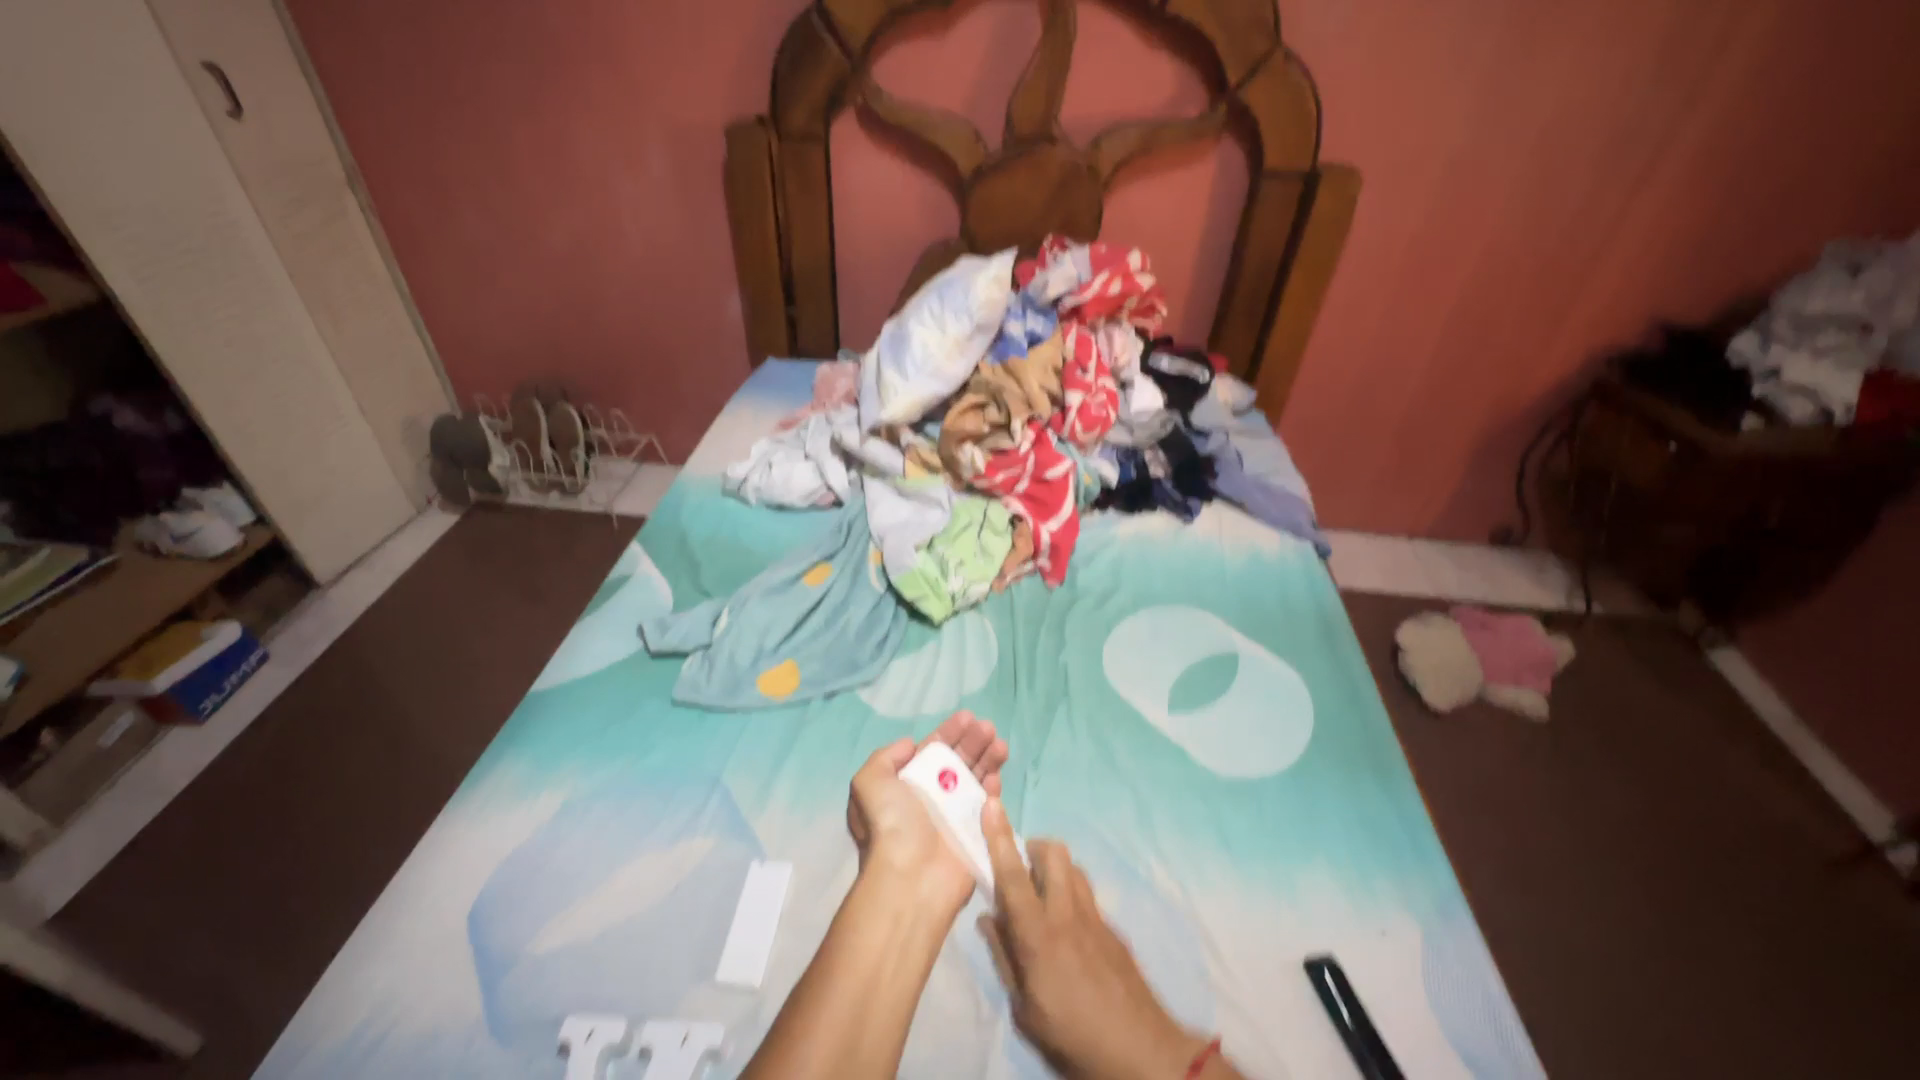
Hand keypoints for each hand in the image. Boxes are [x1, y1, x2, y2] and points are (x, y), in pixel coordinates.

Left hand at [846, 710, 1008, 917]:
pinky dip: (993, 786)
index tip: (967, 717)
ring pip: (975, 778)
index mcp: (906, 785)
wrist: (911, 876)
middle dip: (972, 741)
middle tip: (988, 727)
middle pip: (957, 761)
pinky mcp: (975, 833)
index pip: (931, 751)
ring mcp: (954, 815)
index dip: (948, 732)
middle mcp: (930, 797)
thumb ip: (885, 758)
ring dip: (988, 758)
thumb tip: (910, 745)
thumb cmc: (890, 825)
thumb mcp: (868, 783)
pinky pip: (987, 804)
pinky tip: (997, 772)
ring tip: (999, 743)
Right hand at [979, 800, 1210, 1079]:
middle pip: (1053, 853)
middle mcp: (1068, 914)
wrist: (1140, 1051)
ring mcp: (1096, 918)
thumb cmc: (1072, 1034)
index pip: (1013, 874)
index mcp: (1038, 934)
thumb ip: (1005, 956)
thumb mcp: (1025, 1007)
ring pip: (1073, 868)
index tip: (991, 804)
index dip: (999, 837)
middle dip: (1032, 846)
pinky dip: (1069, 893)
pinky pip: (1087, 894)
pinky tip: (1066, 929)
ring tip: (1039, 895)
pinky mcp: (1114, 930)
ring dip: (1052, 867)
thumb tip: (988, 918)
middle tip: (1018, 867)